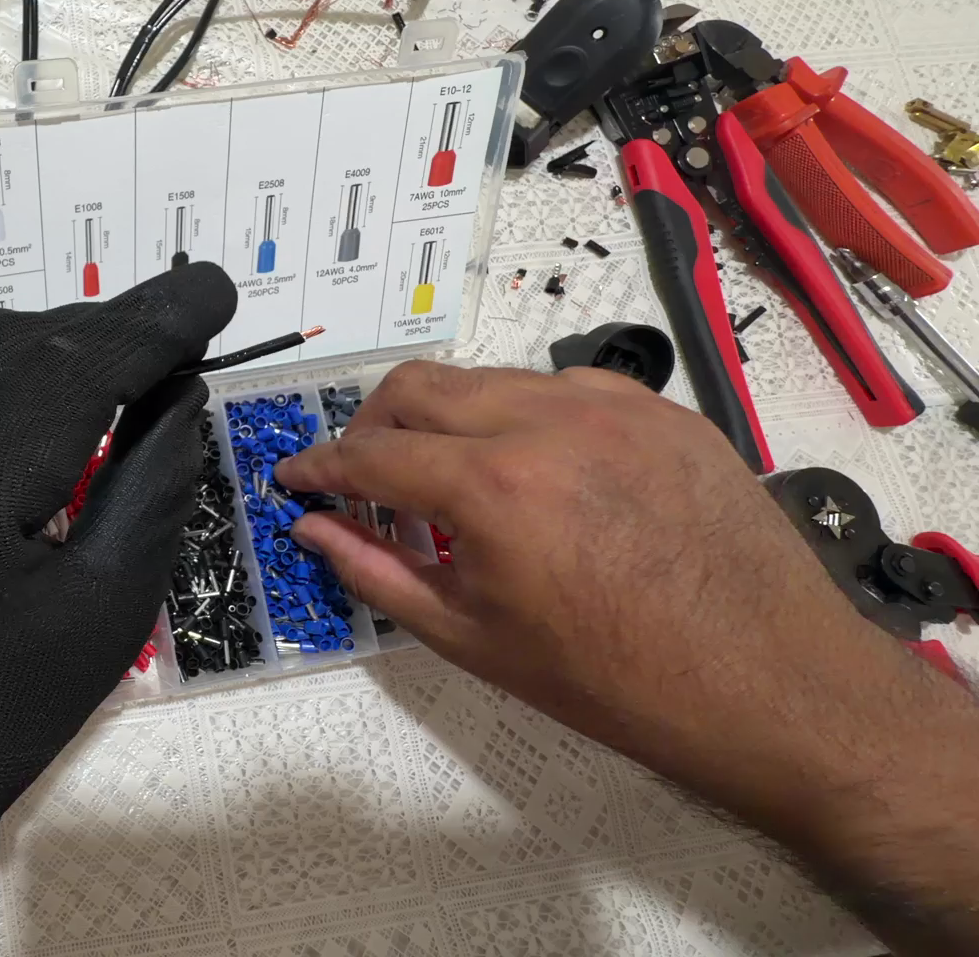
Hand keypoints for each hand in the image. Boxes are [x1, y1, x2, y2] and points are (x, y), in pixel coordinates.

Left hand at [0, 264, 235, 882]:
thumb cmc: (13, 700)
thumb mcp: (108, 606)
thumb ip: (151, 483)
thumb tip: (179, 389)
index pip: (68, 379)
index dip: (149, 327)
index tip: (212, 290)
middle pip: (11, 347)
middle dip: (104, 331)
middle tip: (171, 332)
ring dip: (39, 335)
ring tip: (104, 358)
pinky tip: (20, 372)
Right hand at [273, 361, 904, 790]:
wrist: (777, 690)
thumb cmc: (605, 678)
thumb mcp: (465, 634)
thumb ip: (371, 569)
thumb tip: (309, 527)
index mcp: (492, 487)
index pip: (368, 453)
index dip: (318, 465)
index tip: (292, 476)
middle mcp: (545, 424)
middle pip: (412, 387)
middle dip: (368, 427)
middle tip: (364, 479)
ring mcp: (610, 408)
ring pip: (478, 378)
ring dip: (438, 421)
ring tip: (449, 482)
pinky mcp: (658, 411)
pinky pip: (552, 387)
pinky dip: (511, 416)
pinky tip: (526, 469)